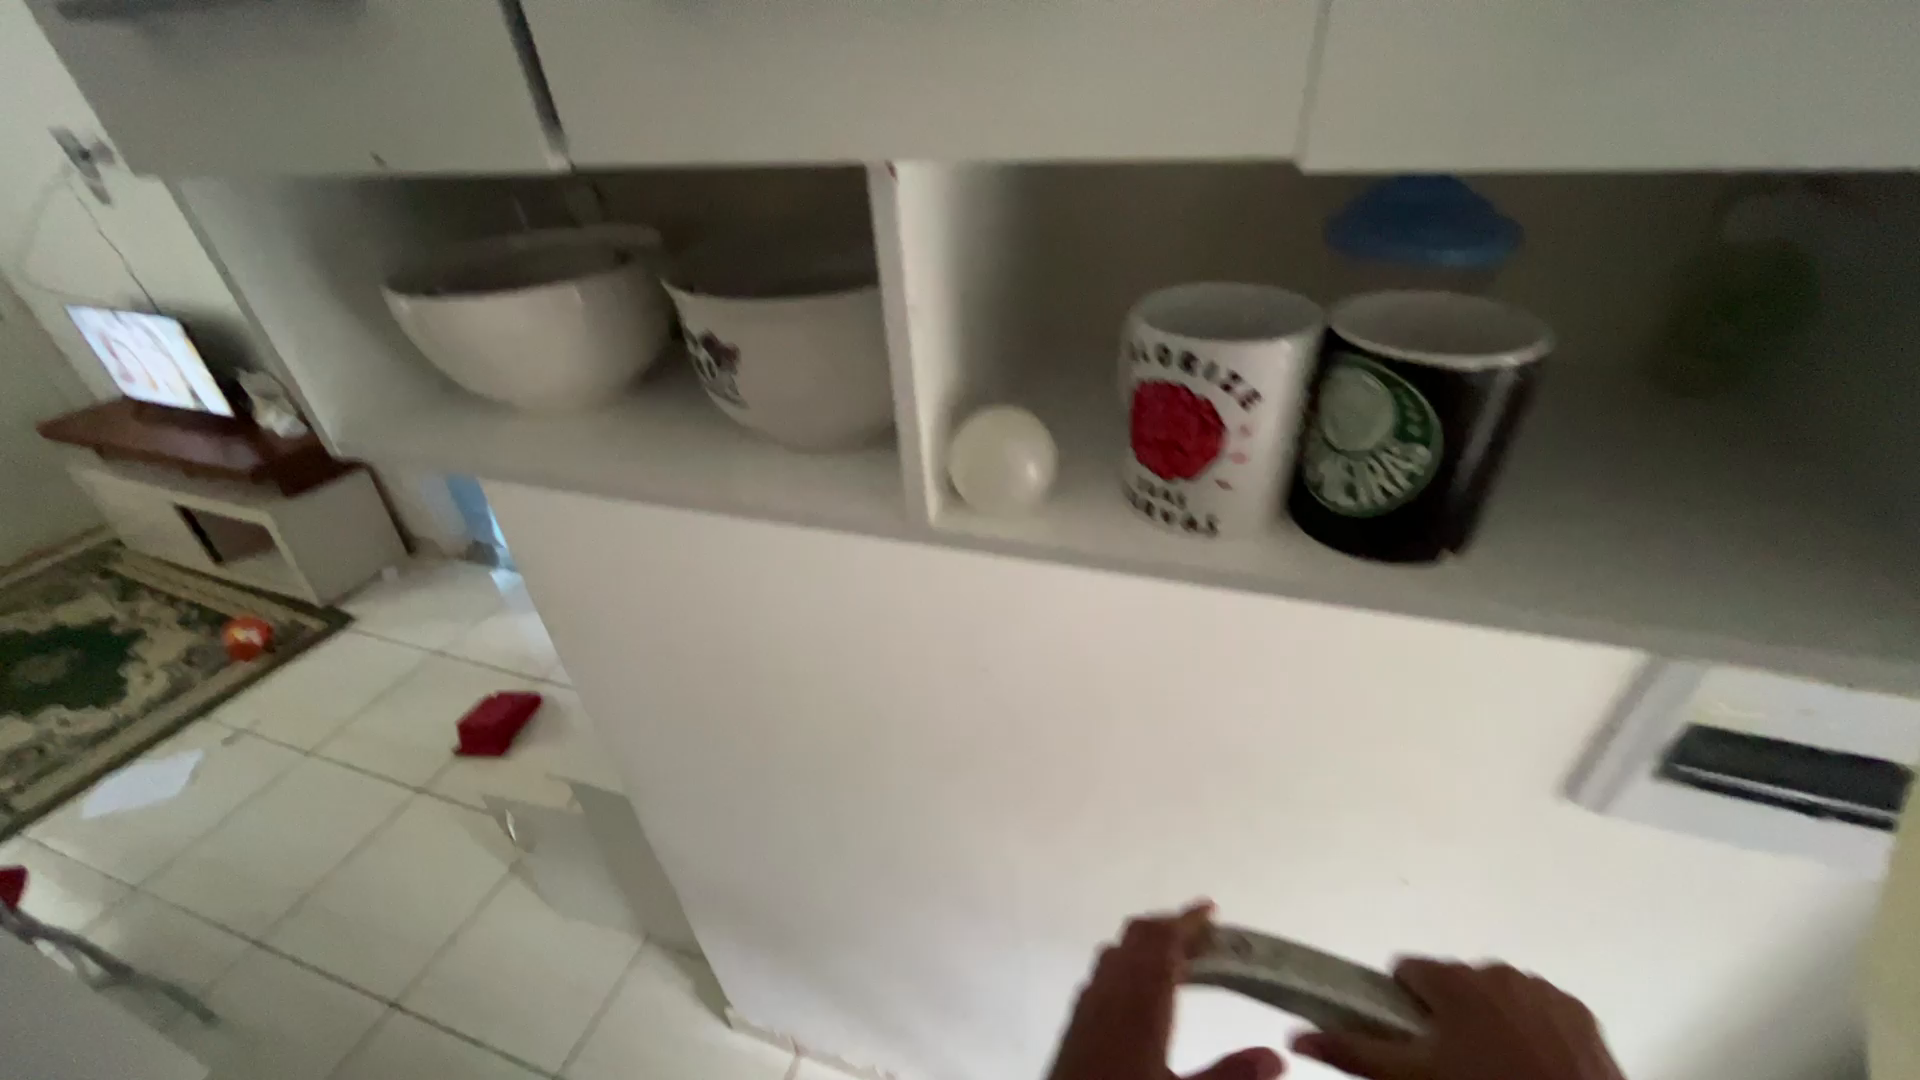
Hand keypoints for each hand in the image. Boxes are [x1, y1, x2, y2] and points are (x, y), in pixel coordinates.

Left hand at [1046, 902, 1283, 1079]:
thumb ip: (1230, 1076)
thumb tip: (1276, 1056)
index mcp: (1139, 1004)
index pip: (1163, 943)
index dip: (1187, 920)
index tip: (1211, 910)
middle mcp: (1109, 992)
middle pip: (1137, 937)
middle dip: (1170, 927)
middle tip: (1205, 938)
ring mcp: (1087, 1004)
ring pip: (1116, 952)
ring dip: (1146, 945)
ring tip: (1179, 960)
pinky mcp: (1074, 1022)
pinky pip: (1103, 973)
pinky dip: (1127, 964)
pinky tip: (1141, 993)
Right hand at [1294, 959, 1624, 1079]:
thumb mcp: (1413, 1079)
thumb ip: (1354, 1051)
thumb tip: (1295, 1036)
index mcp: (1451, 978)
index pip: (1405, 971)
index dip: (1403, 1006)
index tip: (1415, 1042)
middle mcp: (1493, 969)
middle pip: (1451, 982)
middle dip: (1447, 1015)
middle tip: (1455, 1063)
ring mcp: (1540, 989)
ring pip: (1494, 993)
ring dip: (1488, 1019)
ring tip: (1495, 1067)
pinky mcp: (1578, 1012)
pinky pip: (1537, 1007)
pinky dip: (1531, 1028)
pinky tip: (1534, 1064)